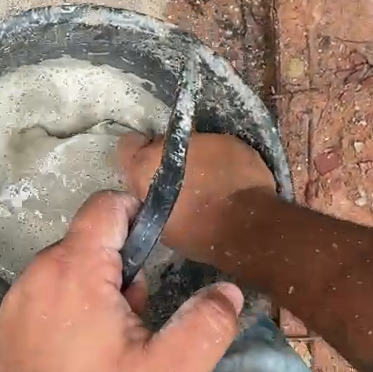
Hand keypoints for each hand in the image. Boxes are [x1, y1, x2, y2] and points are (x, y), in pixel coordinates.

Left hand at [0, 191, 242, 371]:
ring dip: (100, 288)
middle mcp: (41, 267)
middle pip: (92, 238)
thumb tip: (228, 292)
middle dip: (124, 266)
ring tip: (114, 342)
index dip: (138, 214)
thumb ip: (206, 326)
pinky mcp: (10, 317)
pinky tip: (84, 352)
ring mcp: (20, 292)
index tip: (160, 250)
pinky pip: (51, 290)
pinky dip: (73, 304)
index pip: (106, 204)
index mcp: (76, 266)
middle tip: (140, 319)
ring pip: (72, 266)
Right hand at [117, 132, 275, 261]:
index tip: (147, 169)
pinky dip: (221, 161)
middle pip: (161, 144)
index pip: (128, 146)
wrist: (245, 227)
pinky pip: (219, 148)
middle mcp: (168, 144)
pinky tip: (229, 180)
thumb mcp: (158, 222)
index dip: (137, 156)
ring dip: (196, 159)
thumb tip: (151, 192)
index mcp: (145, 165)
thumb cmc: (196, 233)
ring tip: (209, 182)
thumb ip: (149, 197)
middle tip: (181, 181)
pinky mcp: (229, 140)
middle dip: (168, 159)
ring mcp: (202, 138)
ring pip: (192, 145)